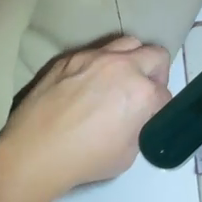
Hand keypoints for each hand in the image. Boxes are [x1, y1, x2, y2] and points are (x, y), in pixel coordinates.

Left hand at [0, 36, 172, 196]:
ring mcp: (94, 57)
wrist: (36, 150)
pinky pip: (95, 52)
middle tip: (144, 92)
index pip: (165, 94)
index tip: (152, 117)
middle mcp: (122, 67)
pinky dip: (101, 64)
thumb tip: (134, 119)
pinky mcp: (69, 58)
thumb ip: (138, 127)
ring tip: (120, 79)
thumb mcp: (128, 154)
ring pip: (127, 43)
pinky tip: (88, 84)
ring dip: (132, 59)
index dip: (161, 108)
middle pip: (156, 55)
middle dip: (157, 73)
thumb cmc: (85, 159)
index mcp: (142, 93)